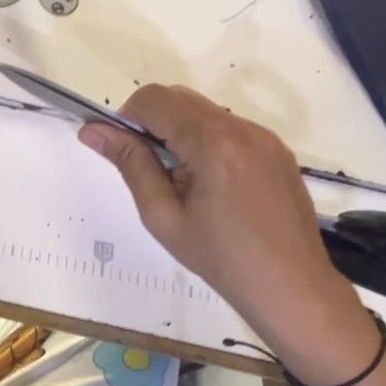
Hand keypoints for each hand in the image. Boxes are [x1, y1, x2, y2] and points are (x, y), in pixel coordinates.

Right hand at [77, 84, 354, 328]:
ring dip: (179, 130)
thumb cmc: (221, 257)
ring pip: (203, 110)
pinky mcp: (277, 150)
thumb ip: (129, 164)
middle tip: (148, 167)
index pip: (154, 99)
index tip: (123, 150)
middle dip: (152, 121)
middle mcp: (242, 128)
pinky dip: (206, 140)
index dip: (127, 117)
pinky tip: (209, 183)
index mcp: (212, 142)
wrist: (293, 288)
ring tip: (181, 179)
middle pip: (178, 97)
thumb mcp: (162, 215)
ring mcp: (265, 137)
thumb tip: (92, 131)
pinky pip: (228, 127)